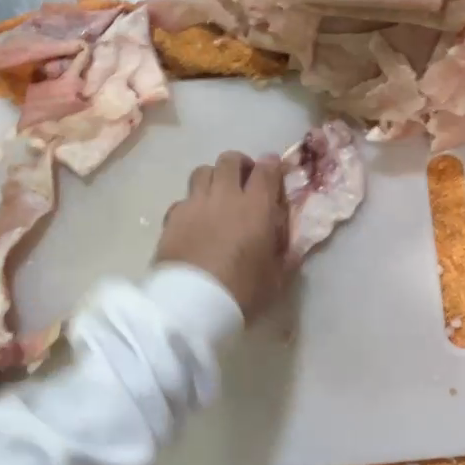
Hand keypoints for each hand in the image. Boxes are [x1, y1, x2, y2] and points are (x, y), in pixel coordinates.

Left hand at [156, 151, 290, 319]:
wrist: (190, 304)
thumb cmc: (241, 291)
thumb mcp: (276, 278)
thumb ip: (285, 256)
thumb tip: (292, 247)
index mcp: (256, 206)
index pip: (267, 169)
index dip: (271, 166)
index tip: (273, 172)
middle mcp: (225, 196)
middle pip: (230, 160)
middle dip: (240, 165)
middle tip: (244, 181)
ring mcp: (195, 204)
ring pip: (203, 171)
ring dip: (213, 178)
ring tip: (217, 195)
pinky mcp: (172, 217)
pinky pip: (183, 198)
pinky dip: (191, 203)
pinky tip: (194, 220)